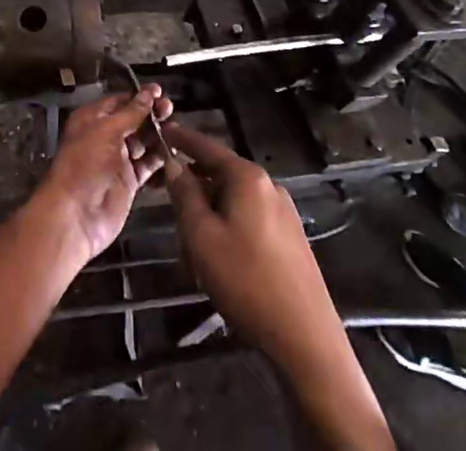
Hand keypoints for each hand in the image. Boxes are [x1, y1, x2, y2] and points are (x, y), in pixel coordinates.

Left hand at [34, 84, 171, 262]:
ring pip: (143, 141)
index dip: (140, 96)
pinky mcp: (130, 180)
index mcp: (93, 119)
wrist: (77, 215)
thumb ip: (131, 112)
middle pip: (134, 120)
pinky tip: (175, 149)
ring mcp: (118, 159)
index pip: (120, 101)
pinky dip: (160, 157)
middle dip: (152, 114)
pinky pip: (148, 164)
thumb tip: (149, 92)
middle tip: (170, 109)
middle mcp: (105, 136)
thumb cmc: (86, 163)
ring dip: (158, 135)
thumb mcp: (106, 131)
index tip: (161, 92)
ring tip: (176, 130)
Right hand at [161, 123, 341, 361]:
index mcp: (248, 178)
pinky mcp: (289, 237)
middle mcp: (269, 186)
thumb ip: (185, 195)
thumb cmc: (245, 280)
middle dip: (194, 193)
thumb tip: (174, 163)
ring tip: (195, 257)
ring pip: (232, 202)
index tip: (162, 130)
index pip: (208, 147)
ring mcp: (283, 212)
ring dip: (209, 219)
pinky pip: (248, 220)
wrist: (303, 335)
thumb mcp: (202, 236)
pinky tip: (219, 264)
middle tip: (173, 221)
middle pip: (220, 176)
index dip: (183, 139)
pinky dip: (227, 231)